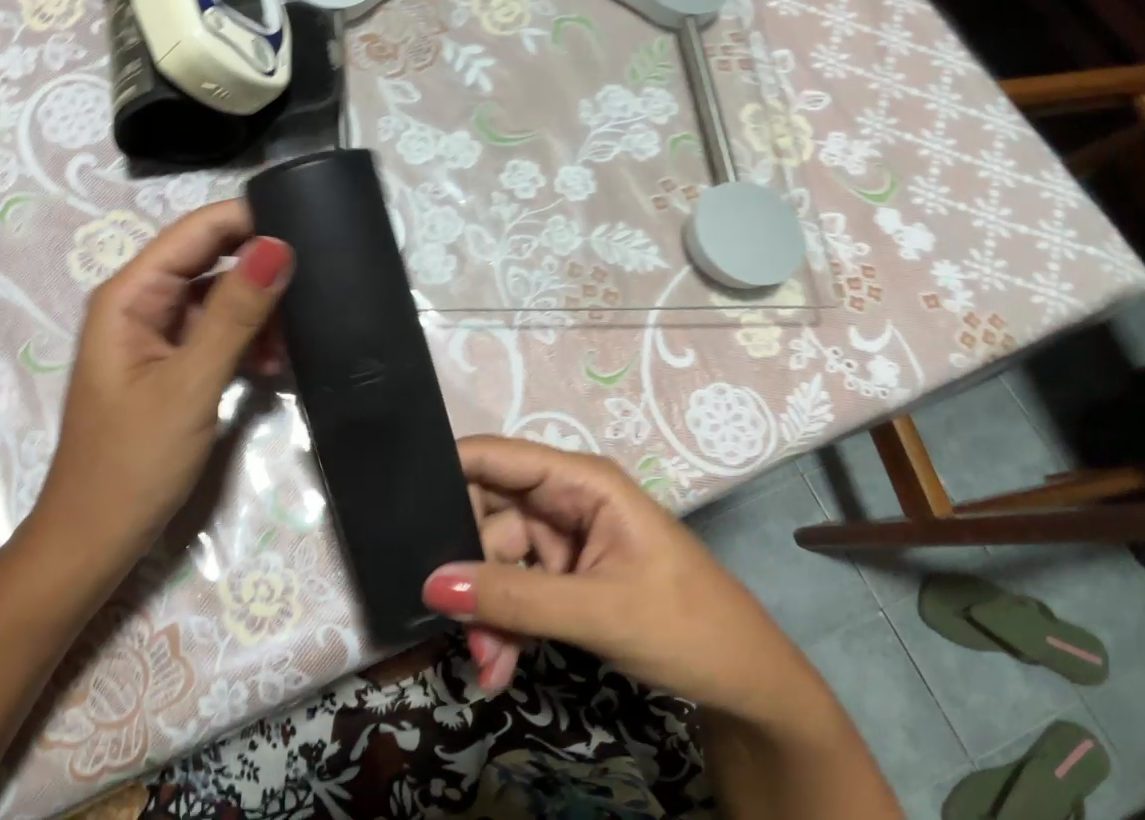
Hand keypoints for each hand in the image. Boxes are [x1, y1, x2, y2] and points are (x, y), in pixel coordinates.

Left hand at [34, 200, 291, 555]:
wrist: (96, 538)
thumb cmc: (133, 461)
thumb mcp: (190, 384)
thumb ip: (234, 314)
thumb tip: (277, 245)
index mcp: (129, 295)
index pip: (195, 232)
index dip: (248, 222)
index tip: (310, 231)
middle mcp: (140, 304)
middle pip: (209, 262)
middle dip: (259, 273)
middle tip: (313, 292)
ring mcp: (155, 337)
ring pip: (218, 300)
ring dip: (257, 315)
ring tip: (291, 344)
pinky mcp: (170, 367)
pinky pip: (215, 335)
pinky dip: (246, 342)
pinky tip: (273, 365)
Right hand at [423, 436, 821, 724]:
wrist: (746, 687)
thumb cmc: (688, 627)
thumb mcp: (600, 611)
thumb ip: (514, 598)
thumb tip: (432, 585)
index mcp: (581, 482)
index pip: (496, 457)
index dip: (446, 472)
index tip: (398, 509)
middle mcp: (564, 501)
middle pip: (486, 516)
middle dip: (469, 572)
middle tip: (459, 627)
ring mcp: (562, 541)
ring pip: (492, 562)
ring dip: (485, 614)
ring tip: (490, 666)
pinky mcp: (562, 578)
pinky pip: (510, 592)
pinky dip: (501, 627)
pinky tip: (501, 666)